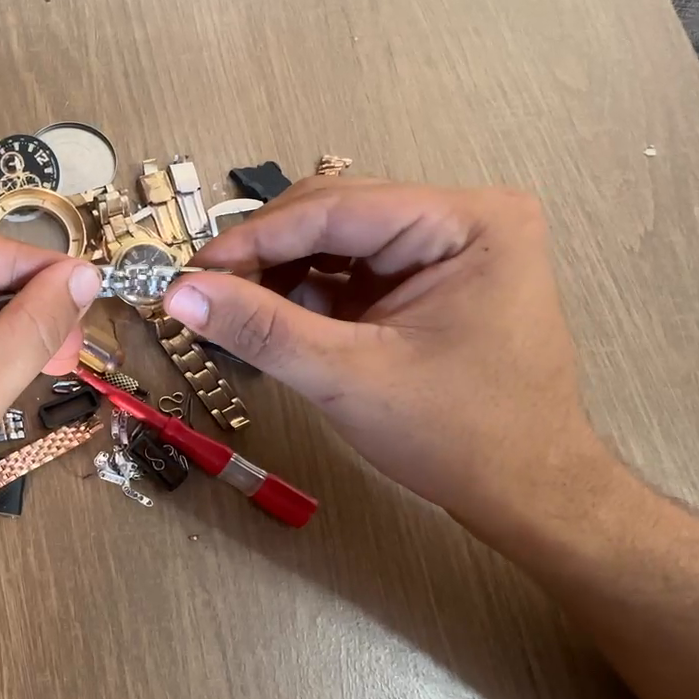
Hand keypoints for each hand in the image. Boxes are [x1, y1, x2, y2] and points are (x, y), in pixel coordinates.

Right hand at [162, 178, 610, 521]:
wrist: (522, 489)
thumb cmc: (453, 434)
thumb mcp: (345, 377)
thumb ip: (259, 329)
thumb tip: (176, 294)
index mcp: (466, 222)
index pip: (335, 209)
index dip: (252, 238)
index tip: (186, 272)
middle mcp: (458, 218)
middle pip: (331, 214)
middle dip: (263, 254)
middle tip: (203, 294)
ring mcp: (441, 248)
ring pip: (330, 239)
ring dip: (276, 272)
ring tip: (233, 312)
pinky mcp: (421, 279)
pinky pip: (344, 269)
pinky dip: (300, 292)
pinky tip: (272, 320)